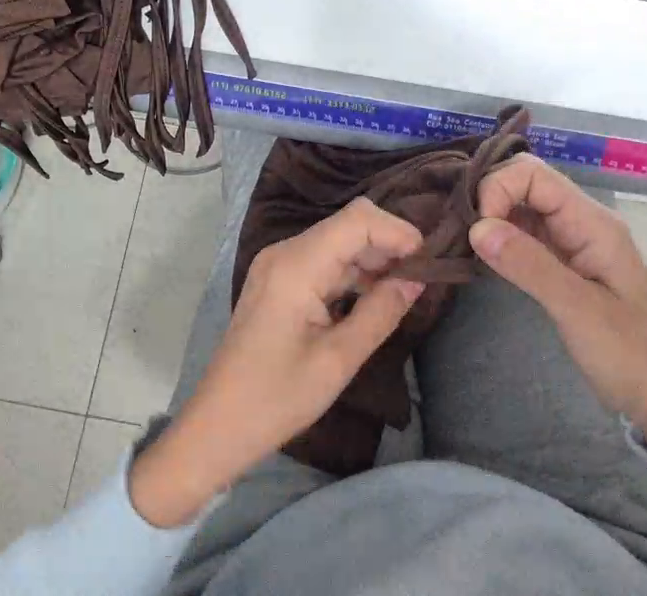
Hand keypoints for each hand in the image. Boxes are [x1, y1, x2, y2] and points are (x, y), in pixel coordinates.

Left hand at [130, 198, 426, 526]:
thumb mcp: (338, 360)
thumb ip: (381, 312)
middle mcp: (285, 252)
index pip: (358, 219)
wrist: (217, 427)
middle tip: (423, 280)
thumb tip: (418, 278)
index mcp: (296, 265)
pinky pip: (324, 262)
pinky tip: (375, 298)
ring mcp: (278, 265)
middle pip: (349, 225)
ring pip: (339, 242)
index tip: (429, 263)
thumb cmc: (277, 398)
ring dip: (373, 260)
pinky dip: (353, 273)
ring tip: (405, 291)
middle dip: (390, 245)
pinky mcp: (278, 282)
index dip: (398, 232)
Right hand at [470, 157, 646, 475]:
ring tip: (460, 246)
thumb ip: (529, 265)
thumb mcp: (580, 311)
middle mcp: (581, 224)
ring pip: (522, 211)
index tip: (475, 229)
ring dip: (490, 220)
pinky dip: (500, 242)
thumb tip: (476, 226)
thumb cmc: (634, 357)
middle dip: (488, 199)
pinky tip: (479, 259)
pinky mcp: (565, 268)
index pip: (533, 174)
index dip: (497, 188)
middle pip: (525, 185)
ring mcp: (573, 245)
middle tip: (459, 237)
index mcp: (592, 223)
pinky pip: (526, 239)